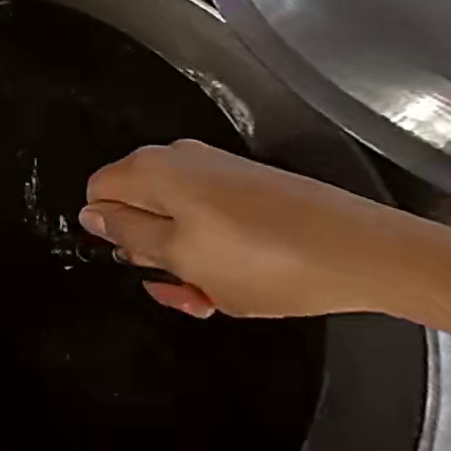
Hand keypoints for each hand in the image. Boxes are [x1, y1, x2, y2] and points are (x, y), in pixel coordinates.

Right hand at [82, 139, 415, 319]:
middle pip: (137, 205)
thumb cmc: (263, 257)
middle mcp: (177, 157)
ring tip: (220, 294)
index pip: (98, 193)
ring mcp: (214, 168)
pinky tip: (243, 280)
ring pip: (176, 217)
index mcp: (151, 169)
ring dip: (186, 258)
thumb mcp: (180, 256)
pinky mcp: (245, 184)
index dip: (111, 233)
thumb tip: (93, 214)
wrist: (357, 249)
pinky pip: (209, 216)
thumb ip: (128, 234)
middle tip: (184, 289)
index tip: (141, 267)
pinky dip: (215, 248)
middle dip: (153, 252)